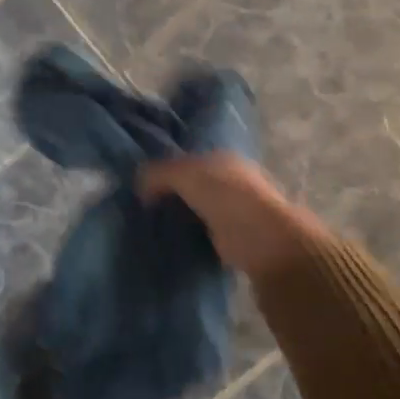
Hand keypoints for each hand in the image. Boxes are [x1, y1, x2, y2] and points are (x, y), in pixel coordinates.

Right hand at [139, 153, 329, 276]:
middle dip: (170, 192)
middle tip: (141, 203)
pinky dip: (187, 234)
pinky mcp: (231, 236)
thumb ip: (157, 174)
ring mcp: (233, 209)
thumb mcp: (184, 174)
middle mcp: (230, 180)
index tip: (141, 183)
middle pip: (191, 183)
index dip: (164, 168)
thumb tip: (138, 184)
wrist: (261, 239)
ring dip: (178, 214)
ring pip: (196, 207)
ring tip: (149, 222)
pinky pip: (200, 230)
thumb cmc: (226, 197)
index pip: (187, 158)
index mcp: (222, 158)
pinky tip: (168, 238)